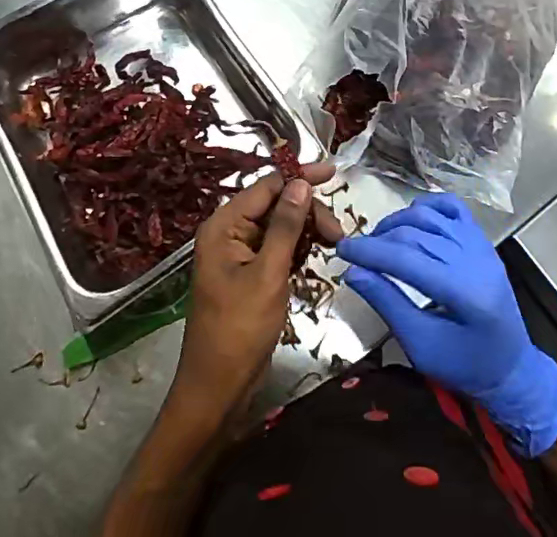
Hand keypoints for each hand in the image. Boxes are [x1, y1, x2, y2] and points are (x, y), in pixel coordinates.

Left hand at [173, 163, 341, 415]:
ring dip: (305, 230)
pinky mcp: (249, 274)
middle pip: (273, 205)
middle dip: (306, 211)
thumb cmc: (240, 327)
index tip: (334, 173)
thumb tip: (300, 183)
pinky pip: (276, 249)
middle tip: (337, 236)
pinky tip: (315, 257)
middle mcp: (228, 232)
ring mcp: (238, 254)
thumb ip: (285, 227)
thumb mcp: (268, 274)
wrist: (219, 383)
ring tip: (332, 246)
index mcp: (223, 224)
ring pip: (278, 227)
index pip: (265, 187)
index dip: (299, 177)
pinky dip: (297, 249)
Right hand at [337, 192, 556, 456]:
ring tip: (379, 241)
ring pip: (428, 216)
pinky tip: (410, 220)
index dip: (368, 251)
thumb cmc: (464, 365)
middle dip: (376, 240)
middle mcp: (477, 263)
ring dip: (396, 223)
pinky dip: (427, 206)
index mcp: (465, 294)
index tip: (340, 251)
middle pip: (413, 235)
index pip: (406, 258)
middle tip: (355, 253)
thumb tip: (352, 272)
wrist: (512, 370)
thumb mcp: (420, 345)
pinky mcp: (483, 242)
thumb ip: (386, 303)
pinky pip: (452, 208)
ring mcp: (482, 248)